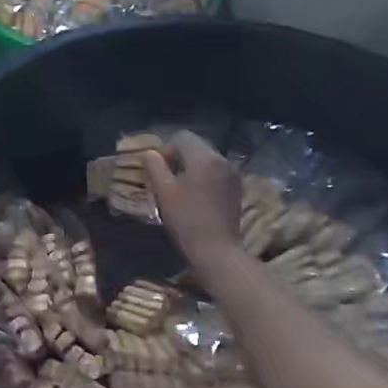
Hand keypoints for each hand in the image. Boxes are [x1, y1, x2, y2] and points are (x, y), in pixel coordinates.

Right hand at [143, 131, 242, 281]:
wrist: (216, 249)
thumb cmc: (186, 220)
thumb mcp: (164, 193)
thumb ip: (155, 168)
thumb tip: (150, 153)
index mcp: (204, 158)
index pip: (183, 138)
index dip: (166, 150)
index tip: (157, 170)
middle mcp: (222, 160)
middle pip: (197, 146)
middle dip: (179, 158)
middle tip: (165, 180)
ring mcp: (233, 174)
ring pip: (207, 160)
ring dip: (191, 168)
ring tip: (180, 189)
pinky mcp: (236, 187)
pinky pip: (216, 172)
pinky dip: (203, 177)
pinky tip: (196, 197)